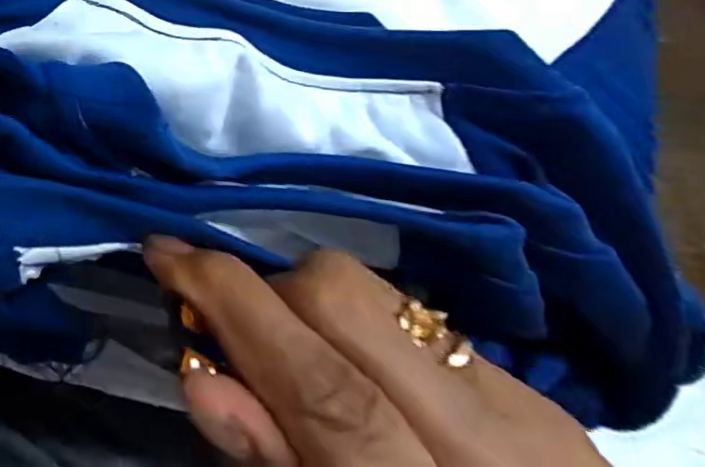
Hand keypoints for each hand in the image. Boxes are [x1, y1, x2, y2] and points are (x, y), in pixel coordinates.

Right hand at [144, 238, 608, 466]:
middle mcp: (502, 451)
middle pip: (349, 302)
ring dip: (305, 301)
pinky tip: (350, 364)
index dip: (235, 310)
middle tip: (229, 323)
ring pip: (380, 290)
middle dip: (265, 291)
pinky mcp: (538, 397)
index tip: (166, 256)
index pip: (326, 390)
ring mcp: (532, 414)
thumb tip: (200, 377)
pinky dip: (354, 322)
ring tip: (286, 345)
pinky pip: (413, 316)